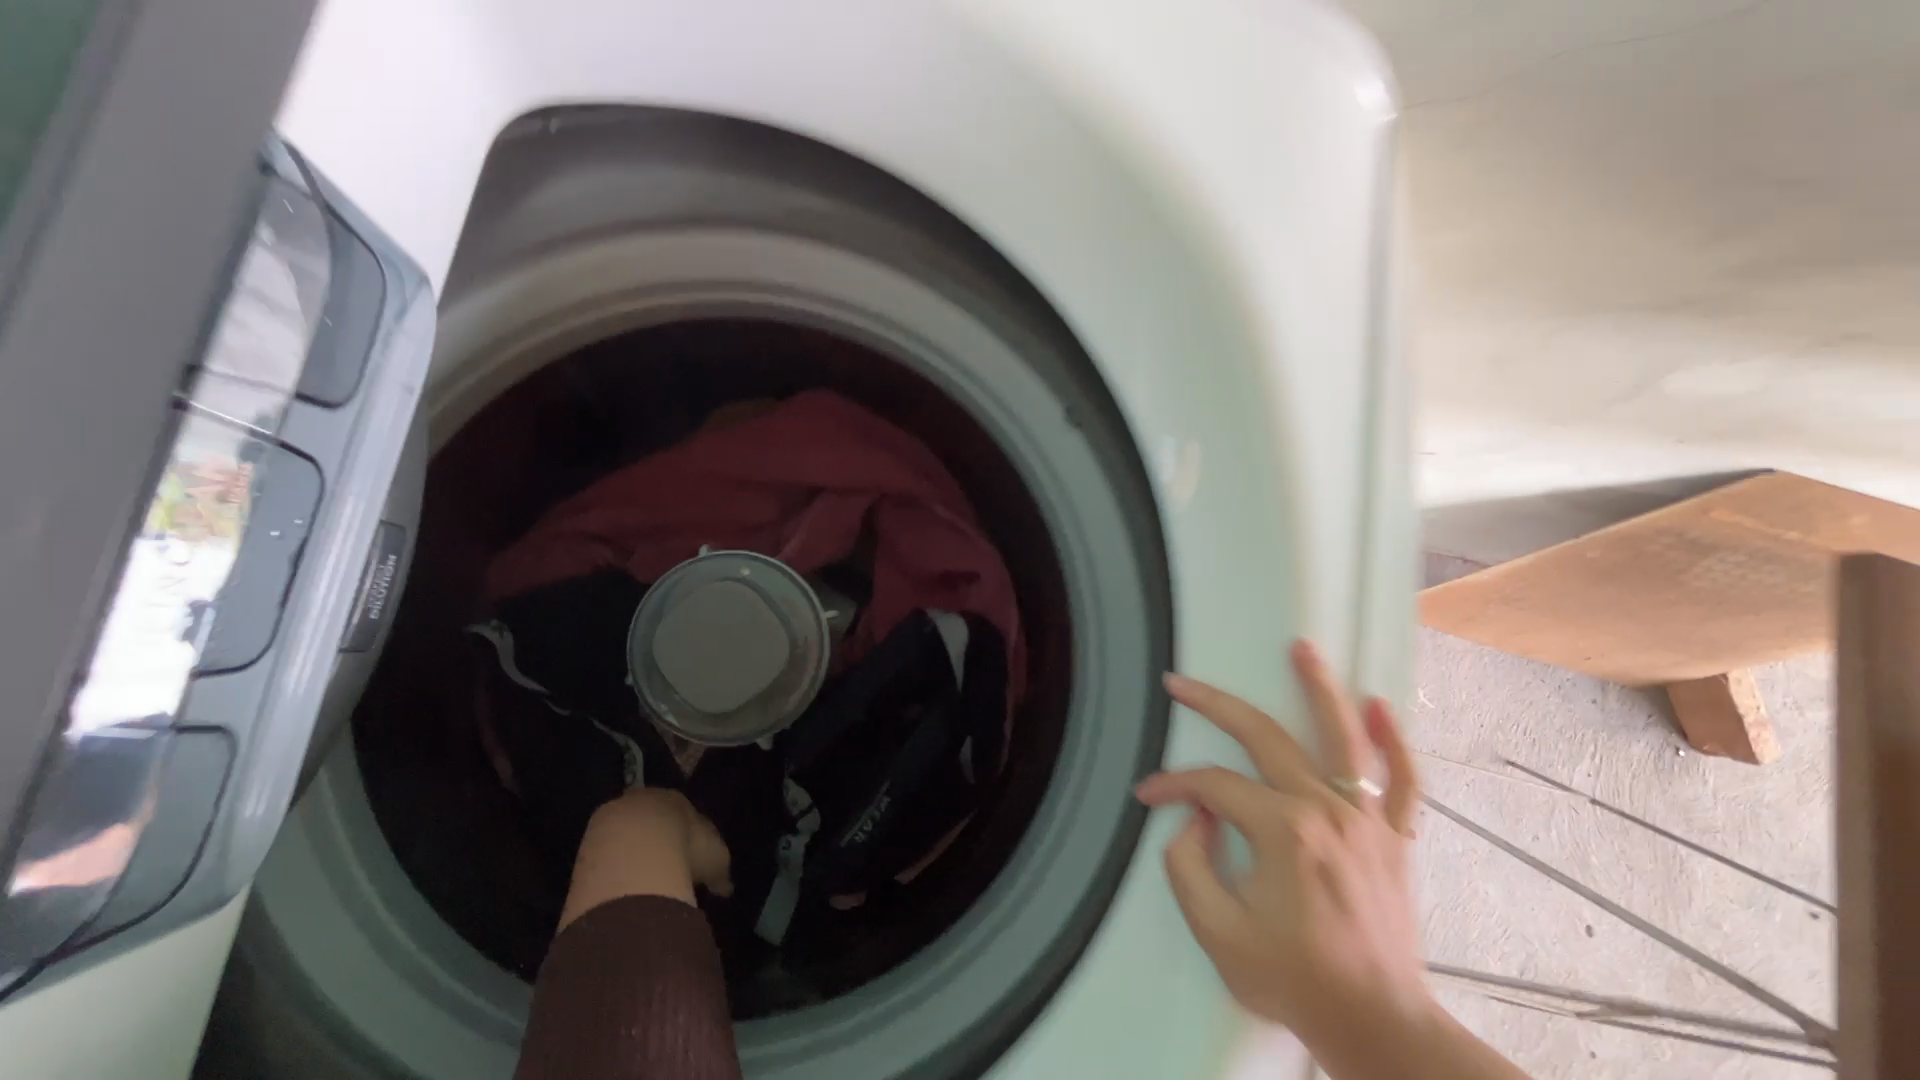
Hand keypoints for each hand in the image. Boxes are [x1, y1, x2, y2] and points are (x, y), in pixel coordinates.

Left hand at [559, 788, 732, 929]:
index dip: (688, 834)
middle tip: (664, 865)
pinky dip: (614, 866)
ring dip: (632, 852)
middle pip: (653, 819)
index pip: (684, 813)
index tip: (690, 854)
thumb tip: (725, 888)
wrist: (635, 846)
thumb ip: (719, 873)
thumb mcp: (717, 861)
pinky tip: (620, 884)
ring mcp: (615, 816)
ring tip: (640, 880)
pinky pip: (607, 852)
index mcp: (678, 799)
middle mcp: (646, 800)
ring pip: (627, 833)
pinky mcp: (591, 837)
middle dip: (658, 839)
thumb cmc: (687, 845)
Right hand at [1137, 640, 1433, 1063]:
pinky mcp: (1394, 838)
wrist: (1375, 1024)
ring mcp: (1367, 820)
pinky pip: (1402, 781)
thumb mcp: (1217, 932)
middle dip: (1214, 705)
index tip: (1148, 795)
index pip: (1212, 786)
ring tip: (1302, 648)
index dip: (1172, 785)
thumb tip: (1195, 818)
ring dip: (1319, 689)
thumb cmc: (1294, 980)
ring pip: (1341, 739)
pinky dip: (1394, 742)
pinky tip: (1380, 706)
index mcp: (1283, 830)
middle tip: (1180, 683)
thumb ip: (1189, 864)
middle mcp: (1327, 810)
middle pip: (1265, 738)